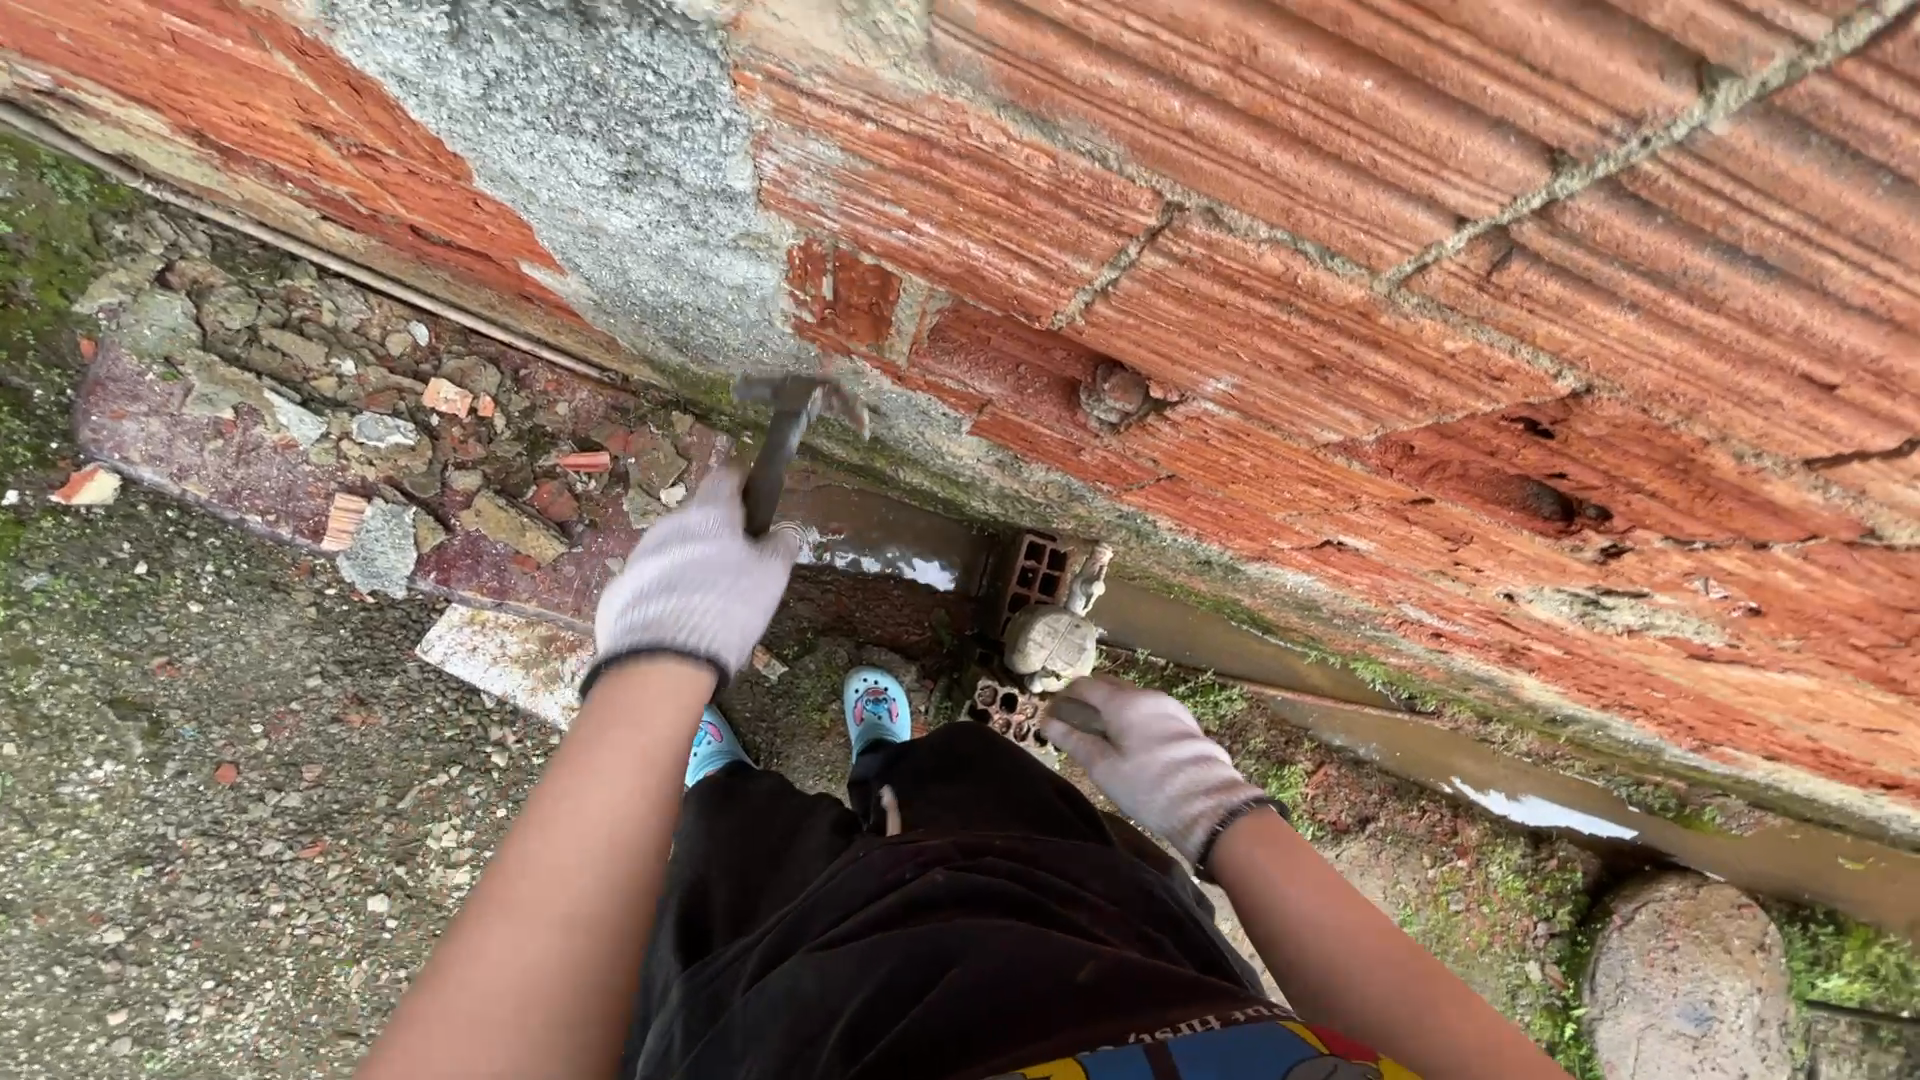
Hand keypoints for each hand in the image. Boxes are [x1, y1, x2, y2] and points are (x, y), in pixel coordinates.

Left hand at [583, 468, 803, 692]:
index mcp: (711, 513)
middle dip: (718, 532)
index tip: (754, 498)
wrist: (663, 656)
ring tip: (709, 596)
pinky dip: (670, 589)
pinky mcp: (623, 587)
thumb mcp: (771, 576)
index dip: (743, 484)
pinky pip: (654, 579)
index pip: (726, 477)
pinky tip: (682, 616)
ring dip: (692, 561)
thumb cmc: (728, 602)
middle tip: (739, 562)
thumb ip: (779, 548)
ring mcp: (642, 555)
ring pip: (675, 548)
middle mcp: (672, 524)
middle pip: (699, 517)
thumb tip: (782, 534)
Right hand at [1041, 676, 1269, 865]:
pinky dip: (1132, 717)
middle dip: (1087, 700)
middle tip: (1072, 722)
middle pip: (1109, 687)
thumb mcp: (1103, 768)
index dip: (1064, 695)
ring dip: (1111, 709)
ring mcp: (1170, 708)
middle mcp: (1147, 696)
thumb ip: (1073, 741)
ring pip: (1131, 699)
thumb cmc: (1148, 787)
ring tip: (1099, 734)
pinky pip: (1149, 711)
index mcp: (1123, 702)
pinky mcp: (1186, 723)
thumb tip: (1046, 723)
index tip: (1052, 712)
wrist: (1209, 806)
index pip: (1085, 685)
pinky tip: (1129, 741)